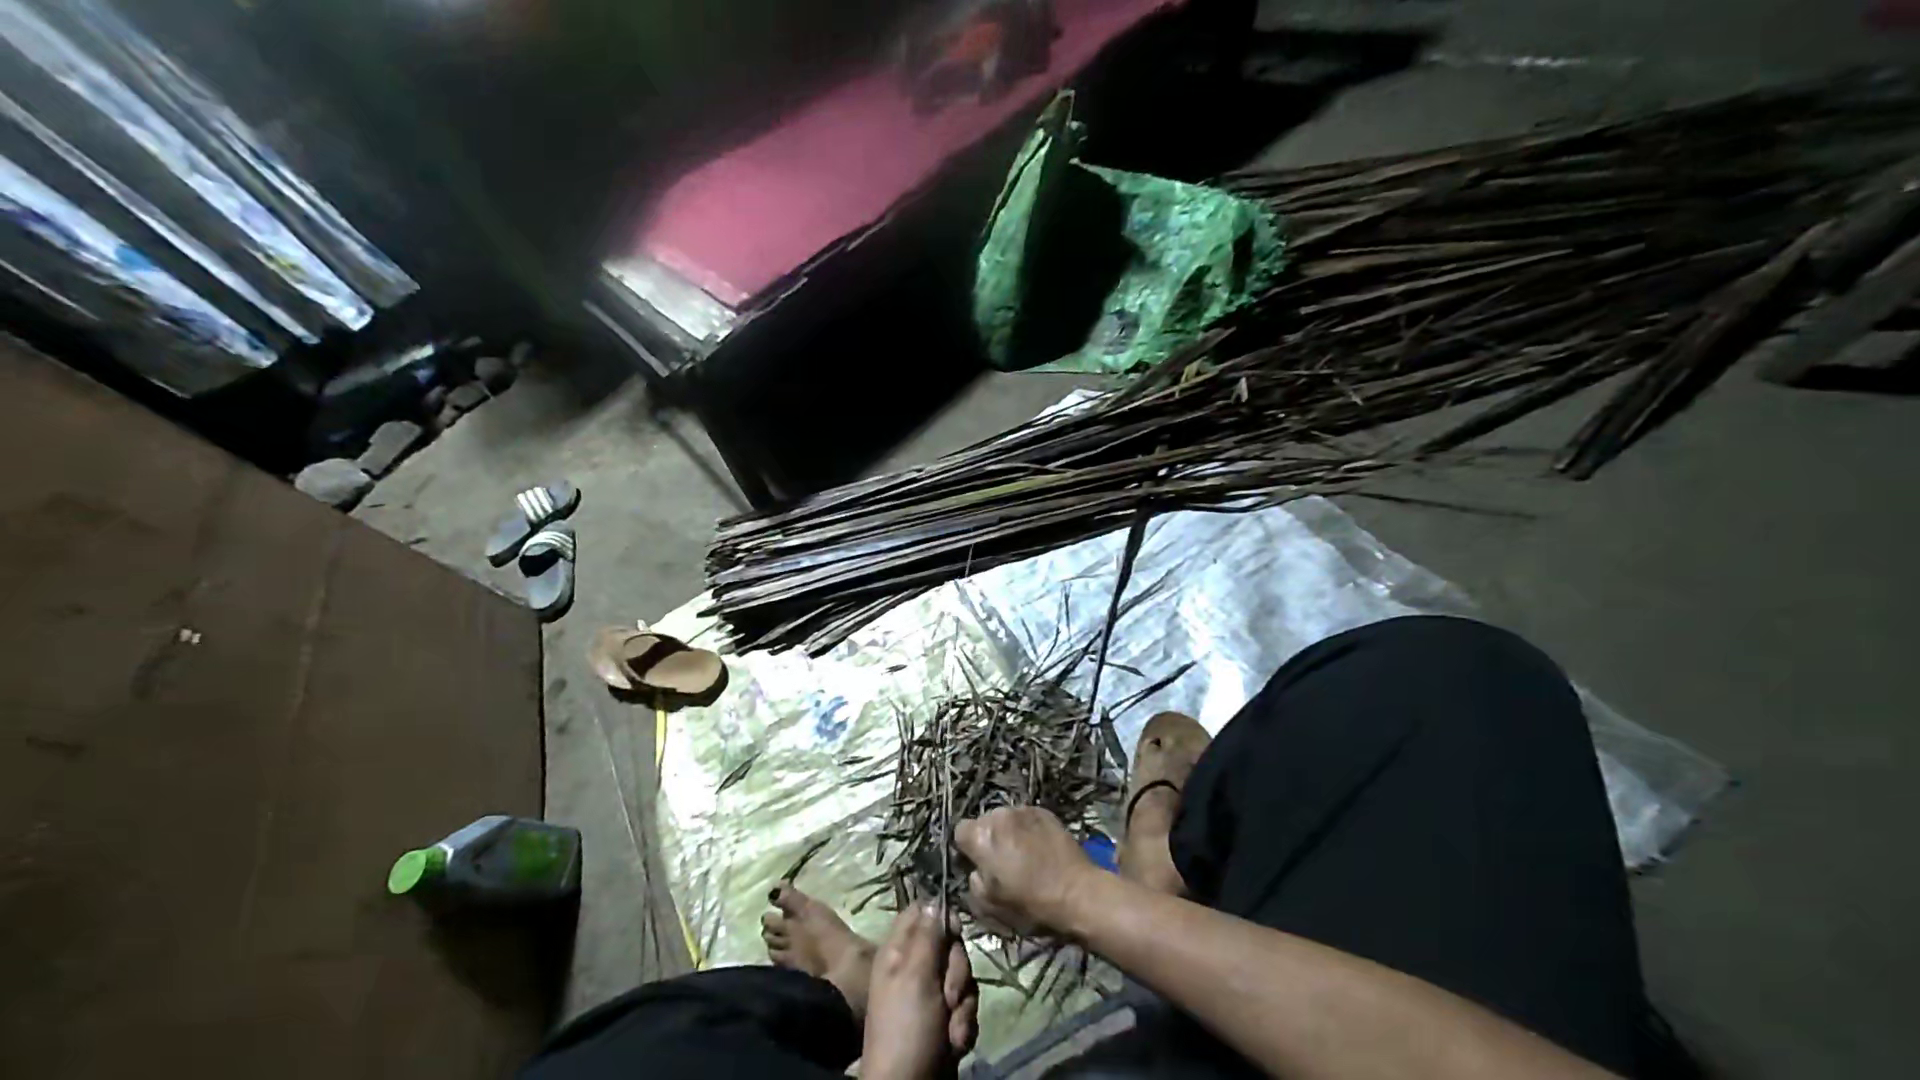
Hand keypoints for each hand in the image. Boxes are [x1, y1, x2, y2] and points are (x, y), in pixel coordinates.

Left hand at [861, 903, 978, 1079]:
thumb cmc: (907, 1029)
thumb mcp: (915, 976)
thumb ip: (927, 936)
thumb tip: (934, 900)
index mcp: (898, 952)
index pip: (921, 913)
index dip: (941, 917)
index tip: (953, 932)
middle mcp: (914, 969)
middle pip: (950, 946)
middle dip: (957, 973)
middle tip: (946, 995)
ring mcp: (930, 996)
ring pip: (963, 978)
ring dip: (963, 1005)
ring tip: (949, 1028)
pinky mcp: (946, 1020)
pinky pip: (967, 1007)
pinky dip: (964, 1026)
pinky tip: (954, 1043)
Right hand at [955, 806, 1097, 936]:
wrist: (1077, 893)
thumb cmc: (1030, 904)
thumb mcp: (989, 906)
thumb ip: (972, 882)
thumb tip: (976, 870)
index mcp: (981, 836)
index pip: (960, 832)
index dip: (967, 849)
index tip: (978, 864)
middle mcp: (999, 815)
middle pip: (984, 823)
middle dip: (989, 839)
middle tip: (1003, 861)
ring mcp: (1023, 810)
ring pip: (1006, 819)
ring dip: (1008, 833)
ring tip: (1023, 854)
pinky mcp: (1044, 811)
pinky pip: (1026, 818)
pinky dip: (1027, 829)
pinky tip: (1039, 848)